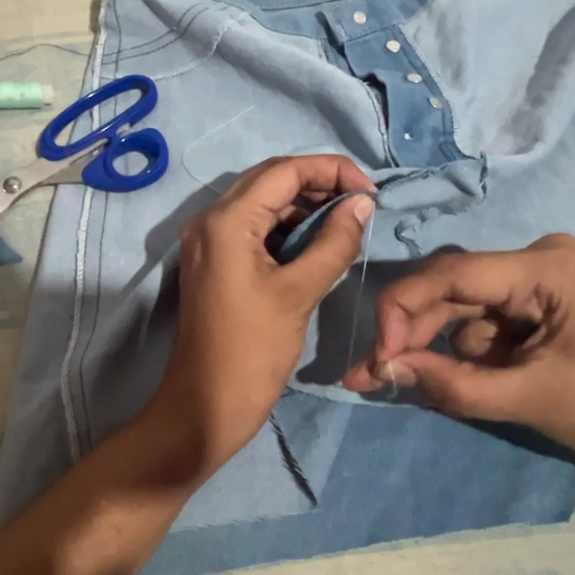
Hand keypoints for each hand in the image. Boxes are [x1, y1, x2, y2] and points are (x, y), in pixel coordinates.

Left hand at [145, 155, 374, 474]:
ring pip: (262, 202)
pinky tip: (318, 240)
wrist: (205, 404)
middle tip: (361, 204)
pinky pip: (253, 227)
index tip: (370, 191)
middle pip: (270, 180)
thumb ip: (334, 243)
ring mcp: (208, 240)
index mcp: (226, 220)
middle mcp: (210, 219)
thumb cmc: (252, 350)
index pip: (283, 171)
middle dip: (318, 184)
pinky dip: (286, 226)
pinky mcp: (214, 260)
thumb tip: (363, 204)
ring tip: (347, 221)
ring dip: (303, 205)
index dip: (330, 170)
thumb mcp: (299, 293)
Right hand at [339, 234, 574, 482]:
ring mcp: (530, 282)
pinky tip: (443, 382)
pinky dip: (455, 357)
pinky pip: (473, 326)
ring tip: (393, 384)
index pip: (453, 274)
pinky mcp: (526, 306)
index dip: (404, 310)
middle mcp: (532, 260)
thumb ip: (454, 384)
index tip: (378, 357)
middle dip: (410, 336)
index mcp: (545, 267)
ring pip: (454, 311)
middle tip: (367, 376)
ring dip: (430, 351)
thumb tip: (383, 368)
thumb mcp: (531, 400)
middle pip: (447, 291)